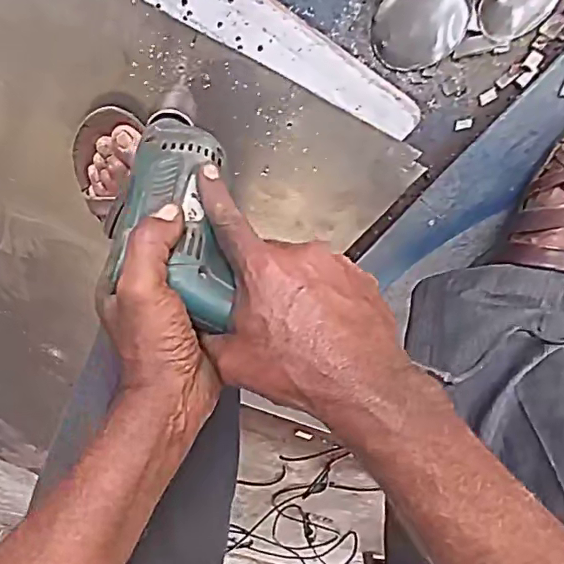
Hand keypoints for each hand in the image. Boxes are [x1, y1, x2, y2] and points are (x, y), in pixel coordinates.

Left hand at [99, 203, 221, 434]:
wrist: (177, 397)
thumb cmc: (152, 353)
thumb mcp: (140, 290)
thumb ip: (149, 246)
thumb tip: (169, 214)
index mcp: (123, 282)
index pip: (140, 234)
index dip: (159, 213)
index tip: (181, 192)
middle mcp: (148, 292)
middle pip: (171, 248)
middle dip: (191, 232)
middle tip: (212, 211)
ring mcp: (176, 306)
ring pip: (196, 267)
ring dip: (212, 255)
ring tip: (229, 233)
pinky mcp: (202, 318)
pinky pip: (215, 289)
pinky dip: (226, 279)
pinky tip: (239, 268)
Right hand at [195, 165, 432, 431]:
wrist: (363, 384)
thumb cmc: (308, 372)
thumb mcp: (238, 363)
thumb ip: (210, 338)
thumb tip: (200, 333)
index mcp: (264, 270)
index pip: (230, 222)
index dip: (214, 197)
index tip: (207, 178)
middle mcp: (301, 257)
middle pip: (267, 257)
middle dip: (261, 280)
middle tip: (261, 315)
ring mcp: (334, 264)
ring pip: (300, 270)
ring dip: (294, 291)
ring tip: (298, 329)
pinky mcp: (358, 277)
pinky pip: (330, 280)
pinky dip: (322, 298)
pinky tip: (321, 328)